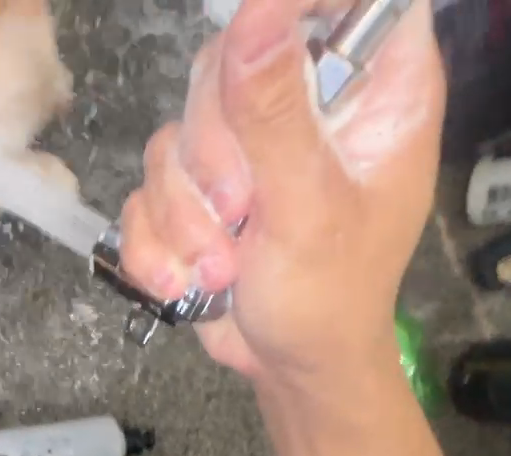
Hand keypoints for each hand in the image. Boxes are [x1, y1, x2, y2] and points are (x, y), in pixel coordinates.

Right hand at [117, 0, 444, 382]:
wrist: (286, 365)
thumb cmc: (329, 296)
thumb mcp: (311, 210)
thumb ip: (279, 119)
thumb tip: (255, 17)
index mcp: (367, 88)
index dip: (294, 2)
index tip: (252, 44)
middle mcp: (299, 104)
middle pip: (227, 64)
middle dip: (213, 156)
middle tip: (241, 213)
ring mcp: (239, 151)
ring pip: (173, 139)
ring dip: (183, 218)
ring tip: (219, 267)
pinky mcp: (192, 195)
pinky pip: (143, 196)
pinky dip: (155, 246)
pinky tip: (185, 281)